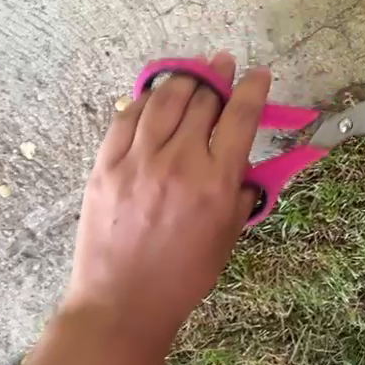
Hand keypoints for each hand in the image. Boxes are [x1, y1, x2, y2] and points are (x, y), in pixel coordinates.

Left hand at [63, 51, 271, 342]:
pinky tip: (154, 97)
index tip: (259, 73)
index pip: (240, 116)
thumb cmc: (186, 272)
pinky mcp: (105, 167)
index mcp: (216, 180)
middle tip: (223, 64)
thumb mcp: (231, 231)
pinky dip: (144, 101)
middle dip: (217, 76)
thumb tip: (238, 163)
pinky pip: (126, 119)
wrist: (123, 300)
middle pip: (202, 100)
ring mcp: (137, 162)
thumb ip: (239, 190)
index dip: (253, 88)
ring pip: (163, 101)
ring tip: (192, 70)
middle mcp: (179, 162)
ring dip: (182, 80)